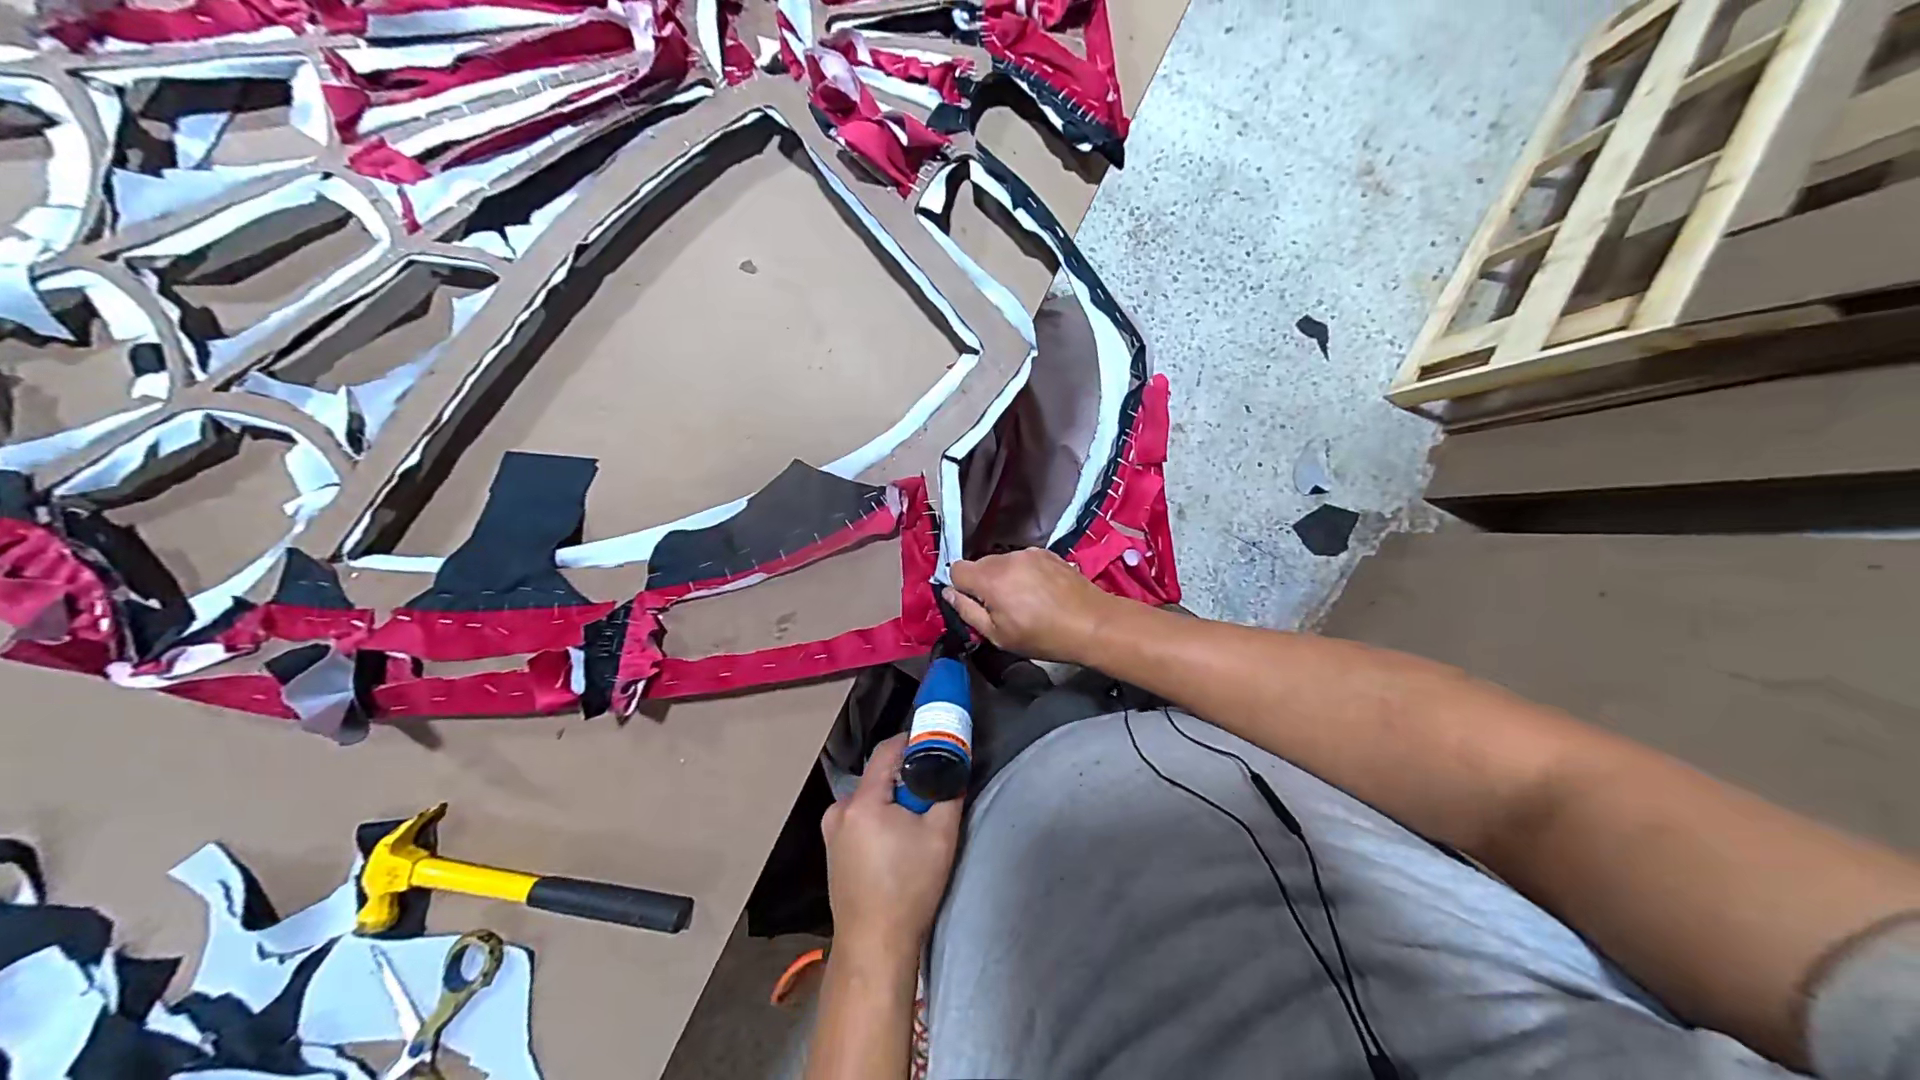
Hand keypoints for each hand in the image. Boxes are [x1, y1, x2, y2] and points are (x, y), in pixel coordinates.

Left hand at [821, 734, 962, 958]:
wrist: (875, 945)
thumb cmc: (909, 889)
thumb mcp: (942, 836)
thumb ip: (949, 792)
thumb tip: (954, 767)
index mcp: (863, 801)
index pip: (886, 750)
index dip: (912, 741)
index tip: (934, 744)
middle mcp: (840, 810)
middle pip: (878, 776)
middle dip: (905, 778)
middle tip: (931, 791)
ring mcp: (831, 832)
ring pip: (869, 799)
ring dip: (892, 801)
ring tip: (916, 824)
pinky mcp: (832, 851)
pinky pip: (859, 819)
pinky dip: (879, 820)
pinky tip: (897, 844)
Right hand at [945, 548, 1117, 663]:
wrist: (1092, 623)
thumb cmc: (1044, 636)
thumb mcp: (998, 635)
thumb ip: (967, 612)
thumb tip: (949, 594)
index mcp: (990, 579)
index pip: (957, 569)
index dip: (961, 587)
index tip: (975, 604)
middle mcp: (1007, 558)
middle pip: (980, 565)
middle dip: (984, 584)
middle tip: (1003, 609)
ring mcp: (1029, 553)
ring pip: (1002, 562)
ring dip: (1005, 578)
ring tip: (1026, 602)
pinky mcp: (1047, 553)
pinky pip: (1023, 560)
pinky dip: (1024, 573)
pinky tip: (1041, 592)